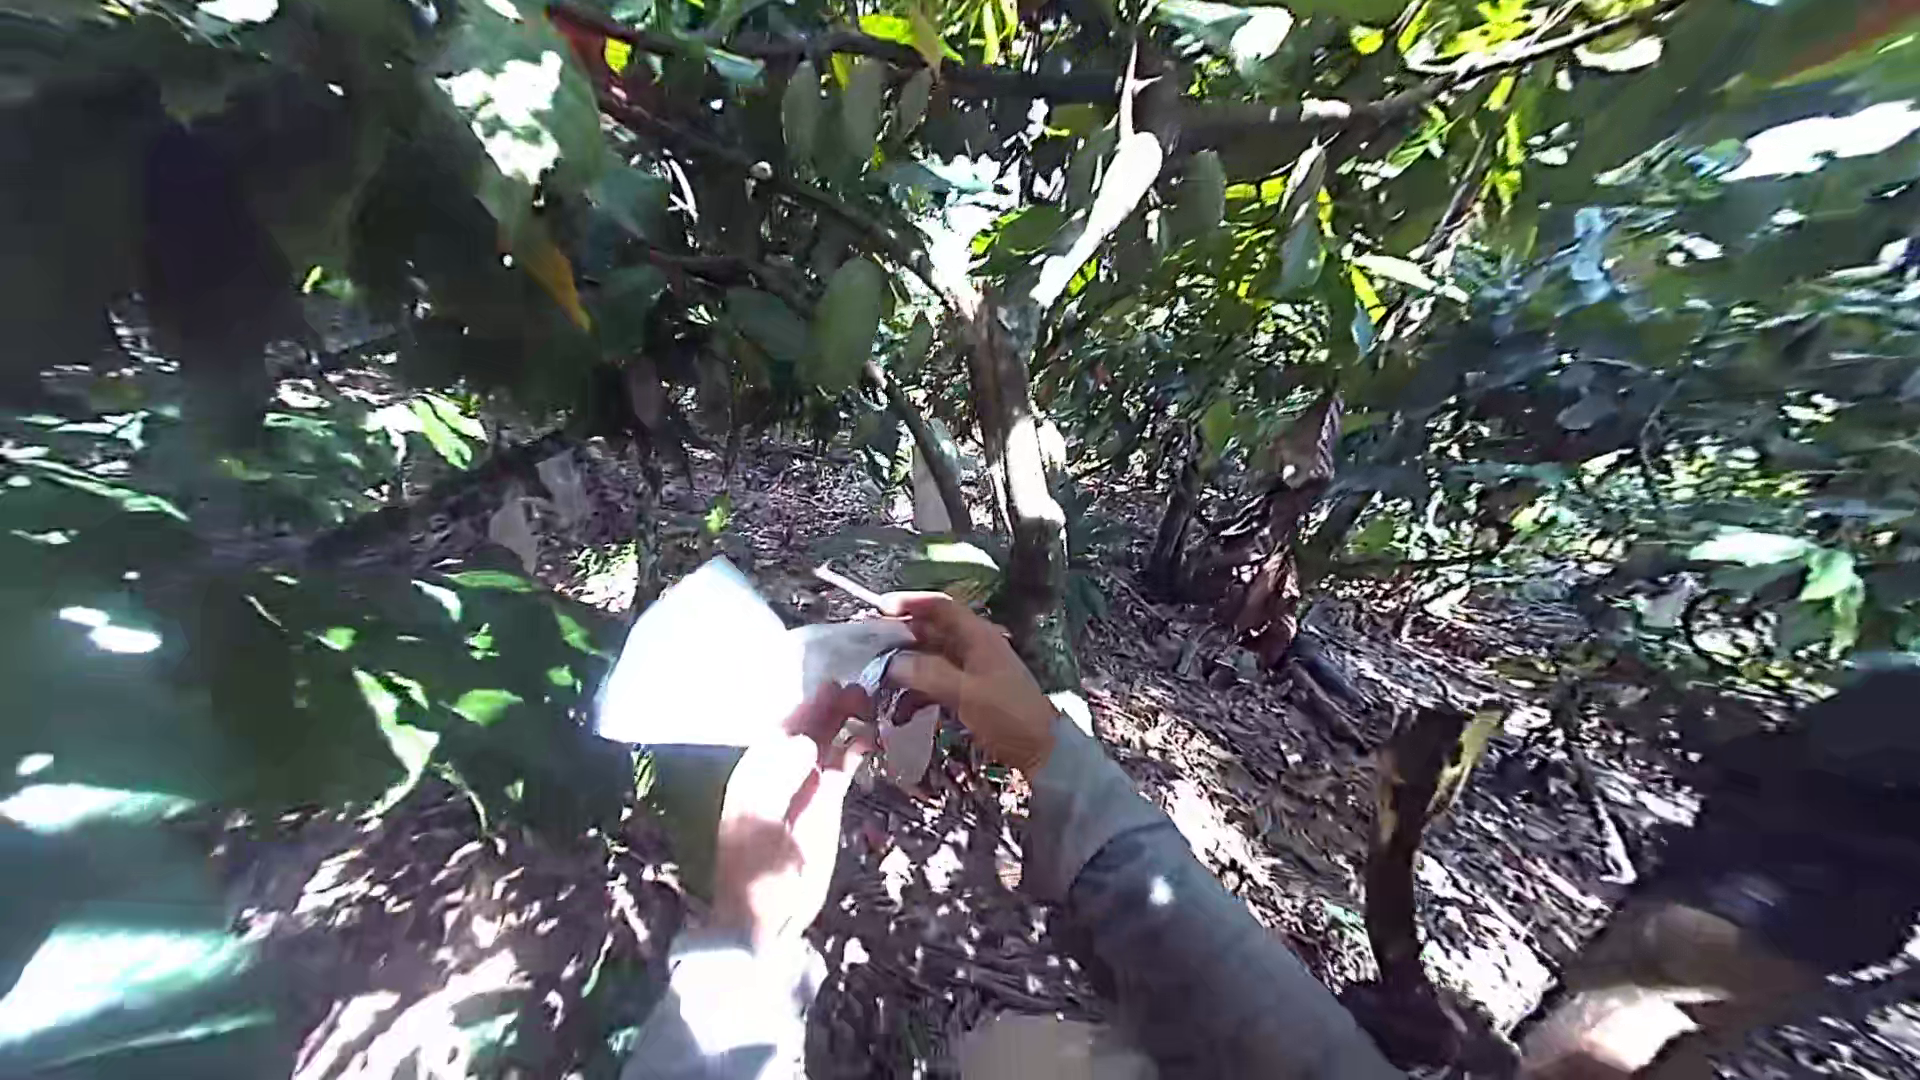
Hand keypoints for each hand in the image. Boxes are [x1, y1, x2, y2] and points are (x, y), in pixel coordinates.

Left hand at [710, 684, 871, 950]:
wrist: (768, 919)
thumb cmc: (755, 872)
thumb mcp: (759, 822)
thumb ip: (780, 778)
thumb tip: (806, 741)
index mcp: (758, 771)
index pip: (784, 728)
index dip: (807, 707)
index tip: (833, 687)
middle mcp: (783, 770)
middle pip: (809, 729)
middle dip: (832, 708)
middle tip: (860, 690)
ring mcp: (807, 784)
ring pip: (829, 742)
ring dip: (847, 722)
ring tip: (870, 704)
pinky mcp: (828, 800)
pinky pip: (843, 764)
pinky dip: (856, 749)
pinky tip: (871, 736)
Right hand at [881, 592, 1058, 772]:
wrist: (1041, 749)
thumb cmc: (1008, 714)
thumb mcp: (967, 693)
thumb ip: (929, 674)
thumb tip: (893, 662)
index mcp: (977, 635)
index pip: (940, 606)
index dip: (911, 603)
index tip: (880, 609)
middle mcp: (973, 645)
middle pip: (932, 630)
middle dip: (901, 636)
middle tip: (869, 645)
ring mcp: (972, 668)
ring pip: (931, 656)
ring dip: (906, 664)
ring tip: (878, 675)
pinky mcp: (969, 690)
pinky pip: (936, 679)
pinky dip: (917, 687)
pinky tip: (900, 703)